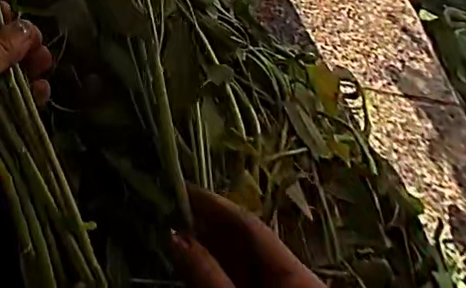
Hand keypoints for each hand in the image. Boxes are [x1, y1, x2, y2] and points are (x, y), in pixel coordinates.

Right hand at [169, 186, 321, 287]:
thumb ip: (209, 276)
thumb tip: (173, 234)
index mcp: (299, 275)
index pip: (250, 225)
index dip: (213, 204)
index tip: (178, 186)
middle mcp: (292, 278)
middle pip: (244, 242)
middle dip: (205, 226)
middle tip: (166, 208)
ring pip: (239, 262)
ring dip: (206, 248)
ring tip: (171, 231)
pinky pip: (238, 281)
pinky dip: (214, 271)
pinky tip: (190, 263)